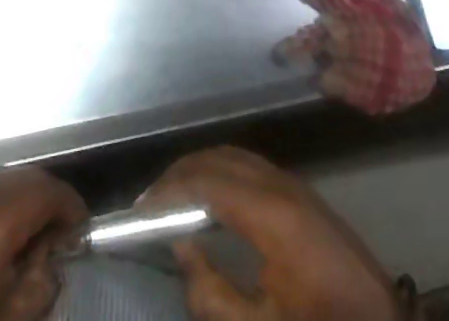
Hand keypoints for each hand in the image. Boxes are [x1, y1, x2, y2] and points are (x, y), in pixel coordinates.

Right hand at [142, 147, 399, 320]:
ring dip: (200, 170)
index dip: (166, 192)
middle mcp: (283, 188)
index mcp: (271, 216)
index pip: (202, 182)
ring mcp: (299, 188)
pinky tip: (213, 200)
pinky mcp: (308, 197)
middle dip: (178, 175)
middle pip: (215, 160)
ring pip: (234, 157)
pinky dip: (222, 173)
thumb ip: (210, 291)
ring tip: (177, 198)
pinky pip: (252, 167)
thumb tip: (182, 249)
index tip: (140, 211)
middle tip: (153, 203)